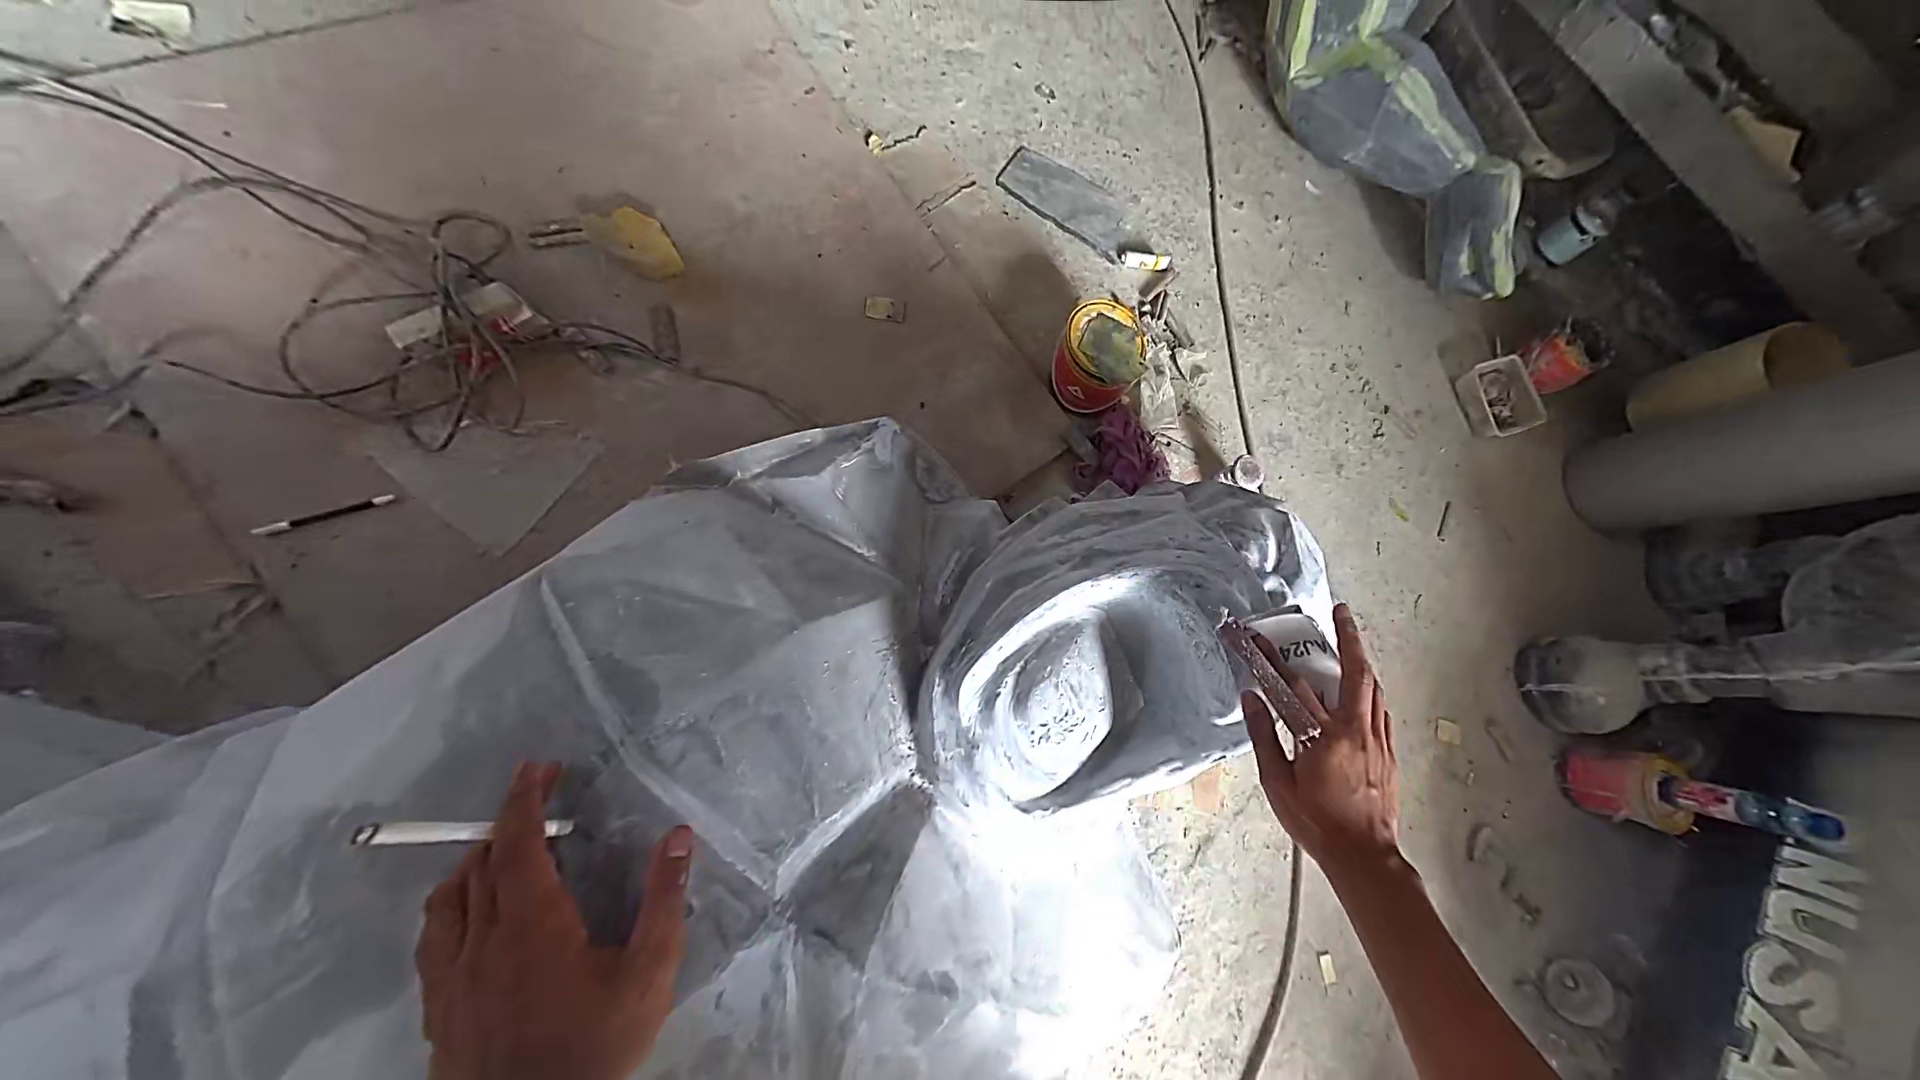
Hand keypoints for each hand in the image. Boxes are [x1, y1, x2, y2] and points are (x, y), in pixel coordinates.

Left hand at [415, 762, 693, 1079]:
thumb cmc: (597, 1045)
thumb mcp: (650, 971)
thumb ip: (664, 899)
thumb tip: (678, 836)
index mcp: (533, 925)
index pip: (517, 844)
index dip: (524, 799)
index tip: (539, 767)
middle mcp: (483, 942)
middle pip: (481, 864)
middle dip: (509, 820)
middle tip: (540, 797)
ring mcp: (453, 979)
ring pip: (449, 900)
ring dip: (476, 860)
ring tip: (506, 846)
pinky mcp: (439, 1012)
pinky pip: (433, 940)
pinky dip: (451, 905)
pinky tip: (472, 914)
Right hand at [1241, 603, 1400, 882]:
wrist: (1364, 856)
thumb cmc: (1317, 822)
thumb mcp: (1277, 781)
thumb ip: (1263, 735)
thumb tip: (1251, 699)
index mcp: (1324, 738)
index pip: (1294, 686)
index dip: (1273, 659)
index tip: (1258, 640)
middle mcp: (1356, 732)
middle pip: (1355, 674)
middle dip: (1349, 638)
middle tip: (1341, 613)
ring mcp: (1377, 741)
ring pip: (1375, 688)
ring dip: (1363, 660)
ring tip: (1352, 641)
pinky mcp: (1388, 753)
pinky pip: (1381, 708)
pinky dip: (1371, 688)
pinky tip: (1364, 686)